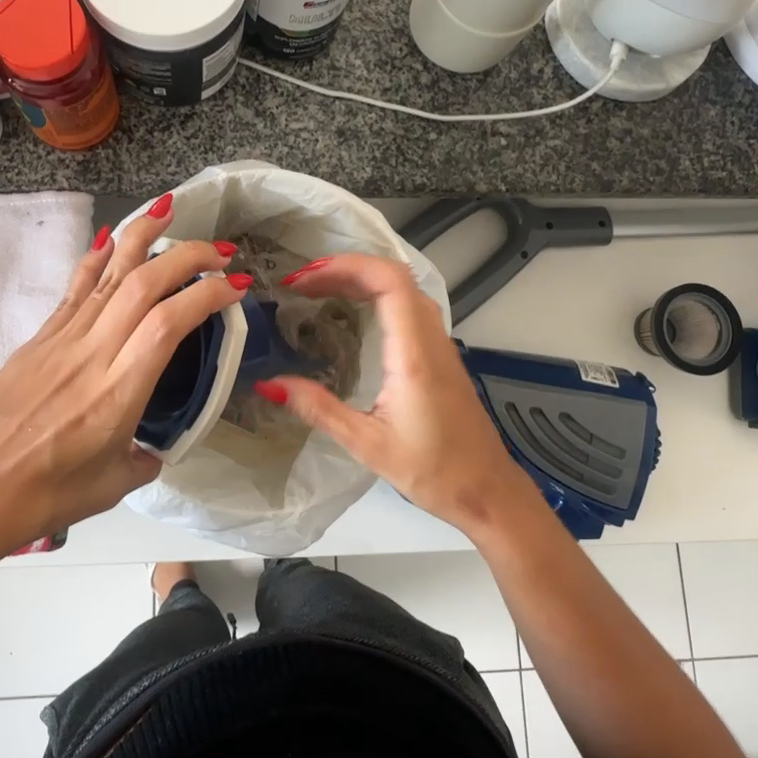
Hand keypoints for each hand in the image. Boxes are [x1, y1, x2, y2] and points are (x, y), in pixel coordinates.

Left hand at [0, 194, 246, 565]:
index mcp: (120, 389)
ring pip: (109, 272)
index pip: (171, 321)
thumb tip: (150, 449)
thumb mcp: (112, 485)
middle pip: (145, 283)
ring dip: (143, 236)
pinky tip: (112, 240)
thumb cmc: (43, 498)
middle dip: (188, 256)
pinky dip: (99, 258)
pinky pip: (76, 287)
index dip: (207, 295)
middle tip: (220, 253)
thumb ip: (143, 460)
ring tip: (171, 211)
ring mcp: (62, 339)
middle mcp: (93, 352)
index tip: (235, 286)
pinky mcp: (38, 338)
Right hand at [257, 253, 540, 535]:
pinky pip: (409, 307)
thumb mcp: (366, 444)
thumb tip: (270, 385)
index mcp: (413, 354)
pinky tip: (351, 315)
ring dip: (361, 280)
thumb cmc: (433, 470)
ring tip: (320, 292)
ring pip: (404, 289)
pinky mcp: (441, 355)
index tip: (305, 279)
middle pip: (393, 277)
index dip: (346, 267)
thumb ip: (318, 409)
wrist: (487, 490)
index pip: (388, 281)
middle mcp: (431, 339)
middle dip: (344, 270)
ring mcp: (440, 344)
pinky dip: (376, 297)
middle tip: (302, 285)